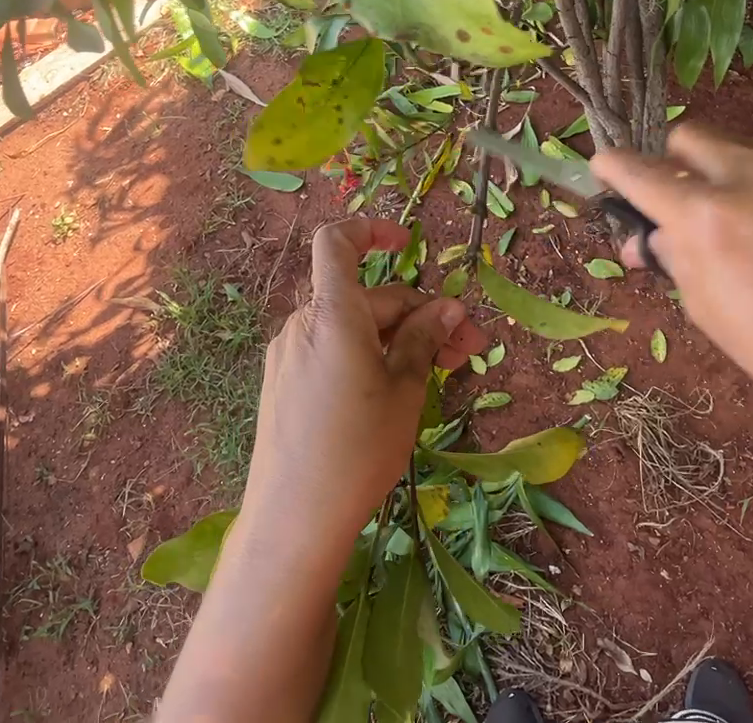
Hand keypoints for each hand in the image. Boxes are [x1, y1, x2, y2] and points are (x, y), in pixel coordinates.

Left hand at [240, 219, 489, 550]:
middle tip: (468, 350)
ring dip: (399, 339)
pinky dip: (369, 356)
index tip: (408, 243)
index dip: (372, 231)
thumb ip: (423, 339)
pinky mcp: (284, 384)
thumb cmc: (357, 449)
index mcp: (332, 314)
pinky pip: (332, 351)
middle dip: (420, 315)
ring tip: (442, 372)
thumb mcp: (404, 390)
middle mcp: (303, 324)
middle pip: (367, 298)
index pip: (338, 243)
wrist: (293, 521)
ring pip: (353, 328)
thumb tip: (448, 308)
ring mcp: (289, 355)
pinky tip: (396, 391)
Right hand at [593, 124, 752, 407]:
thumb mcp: (705, 309)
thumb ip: (671, 255)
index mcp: (708, 217)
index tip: (608, 168)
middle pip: (690, 134)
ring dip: (738, 171)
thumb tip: (646, 231)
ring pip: (748, 142)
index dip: (615, 168)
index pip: (639, 170)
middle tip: (692, 198)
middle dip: (677, 162)